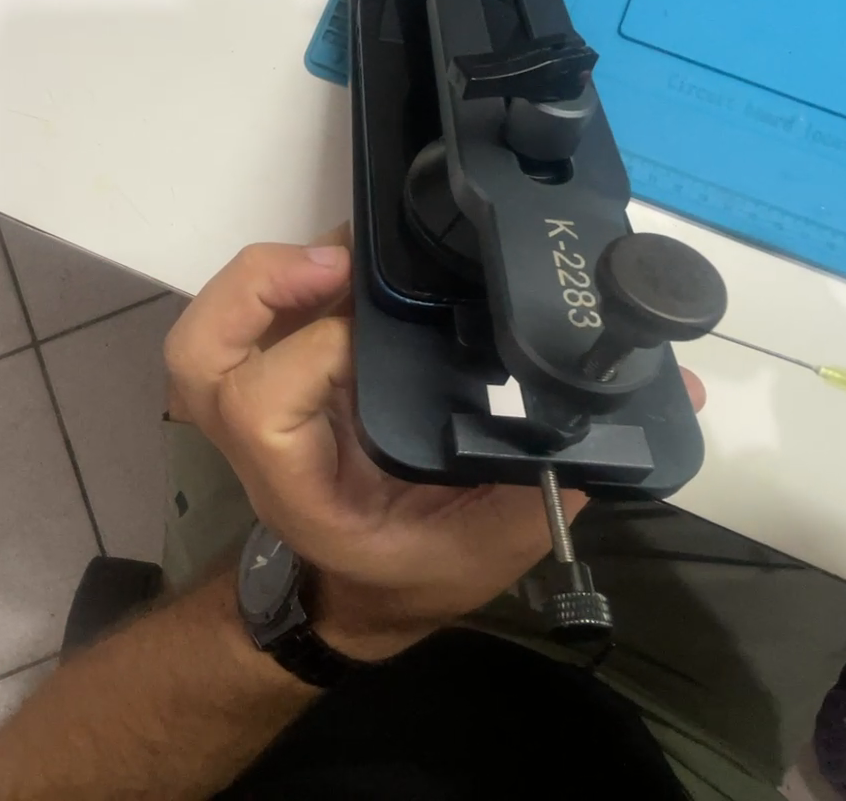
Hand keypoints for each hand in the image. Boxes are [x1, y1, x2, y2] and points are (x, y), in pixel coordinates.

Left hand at [164, 235, 705, 661]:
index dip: (314, 347)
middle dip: (256, 288)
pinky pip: (260, 312)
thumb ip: (547, 484)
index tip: (378, 326)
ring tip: (348, 253)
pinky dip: (295, 276)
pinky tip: (355, 267)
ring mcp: (264, 399)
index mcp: (297, 485)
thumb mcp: (485, 548)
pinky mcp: (281, 374)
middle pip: (202, 351)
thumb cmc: (407, 576)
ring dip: (271, 271)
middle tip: (336, 261)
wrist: (354, 591)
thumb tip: (643, 410)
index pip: (260, 404)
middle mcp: (262, 438)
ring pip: (215, 324)